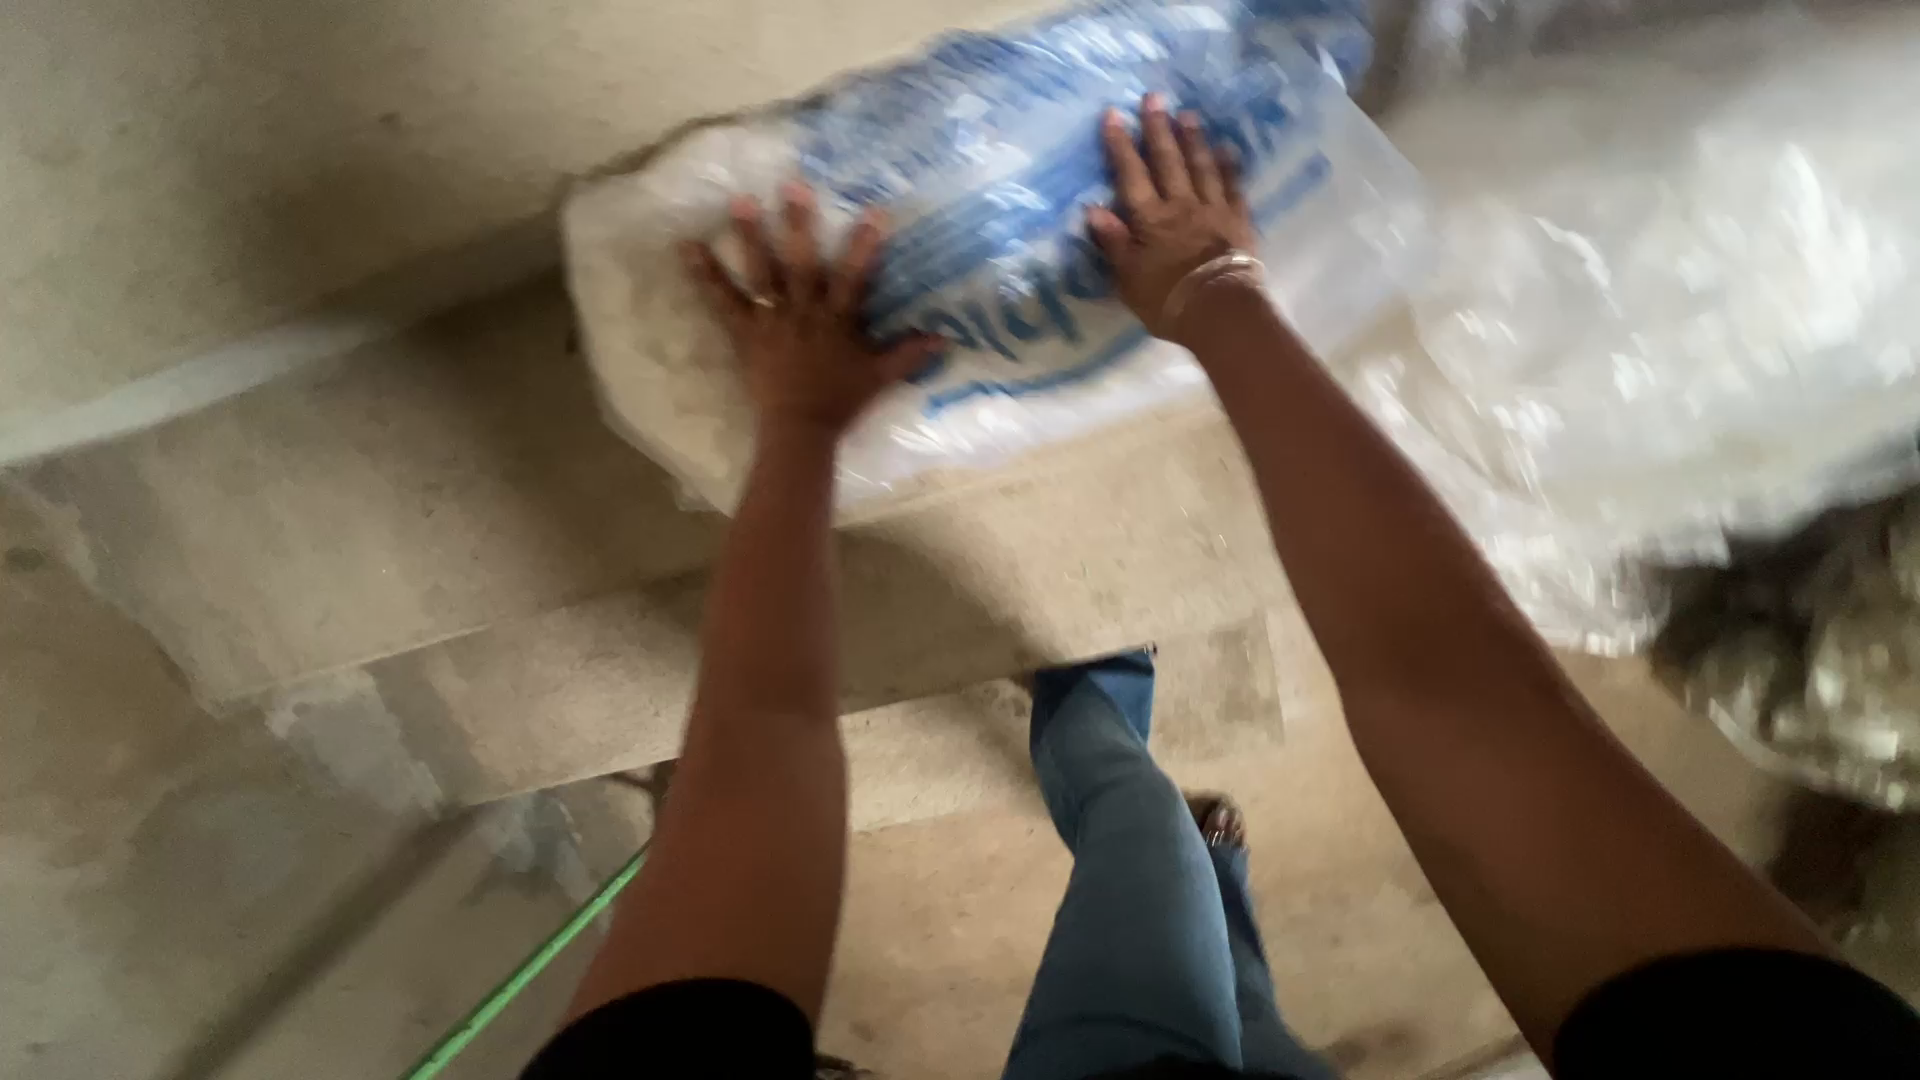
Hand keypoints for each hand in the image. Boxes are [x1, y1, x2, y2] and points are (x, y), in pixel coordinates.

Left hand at [682, 182, 940, 440]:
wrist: (800, 429)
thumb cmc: (841, 402)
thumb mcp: (880, 378)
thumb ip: (910, 355)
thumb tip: (947, 339)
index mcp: (837, 321)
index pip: (856, 278)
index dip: (866, 246)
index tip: (876, 212)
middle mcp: (804, 313)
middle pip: (802, 264)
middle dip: (800, 225)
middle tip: (792, 186)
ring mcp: (772, 321)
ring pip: (762, 274)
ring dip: (750, 237)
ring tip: (740, 201)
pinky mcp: (745, 333)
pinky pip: (722, 301)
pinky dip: (704, 275)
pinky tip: (686, 246)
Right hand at [1088, 94, 1256, 344]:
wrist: (1220, 311)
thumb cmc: (1167, 301)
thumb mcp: (1129, 278)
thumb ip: (1114, 242)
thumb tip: (1093, 209)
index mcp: (1150, 220)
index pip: (1131, 176)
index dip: (1121, 145)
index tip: (1113, 114)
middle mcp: (1181, 205)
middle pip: (1168, 161)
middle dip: (1158, 129)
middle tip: (1154, 98)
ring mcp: (1213, 209)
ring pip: (1201, 166)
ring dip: (1193, 139)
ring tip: (1187, 115)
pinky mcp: (1238, 221)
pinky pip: (1233, 186)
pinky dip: (1229, 166)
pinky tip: (1226, 150)